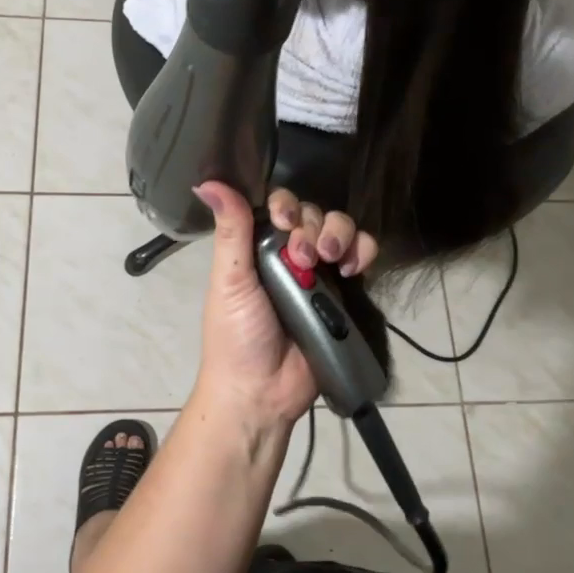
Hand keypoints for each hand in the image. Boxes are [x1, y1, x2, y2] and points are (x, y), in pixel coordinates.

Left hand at [189, 182, 366, 431]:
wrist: (261, 393)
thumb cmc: (235, 336)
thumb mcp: (229, 280)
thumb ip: (230, 230)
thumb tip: (209, 180)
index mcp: (255, 248)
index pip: (278, 206)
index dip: (285, 206)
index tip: (283, 222)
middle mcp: (287, 255)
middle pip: (312, 213)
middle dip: (312, 226)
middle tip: (303, 256)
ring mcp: (318, 274)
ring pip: (340, 228)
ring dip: (339, 233)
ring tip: (330, 258)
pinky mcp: (343, 294)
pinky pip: (362, 257)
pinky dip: (364, 250)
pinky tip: (355, 266)